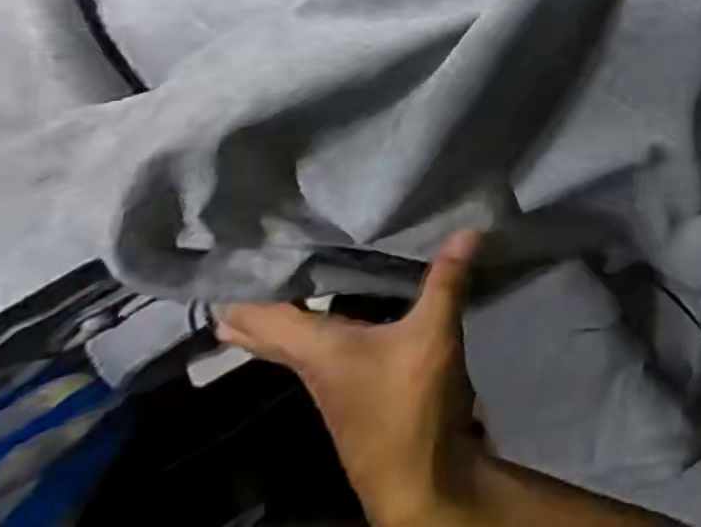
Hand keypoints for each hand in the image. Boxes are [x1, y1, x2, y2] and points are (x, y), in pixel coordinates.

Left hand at [218, 232, 484, 526]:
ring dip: (297, 308)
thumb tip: (468, 228)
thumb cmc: (408, 401)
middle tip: (260, 254)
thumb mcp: (432, 334)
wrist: (418, 471)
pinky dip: (335, 319)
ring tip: (308, 266)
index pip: (259, 315)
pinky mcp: (361, 385)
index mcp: (315, 349)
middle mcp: (314, 363)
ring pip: (301, 336)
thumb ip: (447, 281)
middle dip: (258, 298)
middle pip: (269, 331)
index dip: (243, 284)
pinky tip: (359, 304)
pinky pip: (336, 341)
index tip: (233, 248)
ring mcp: (336, 379)